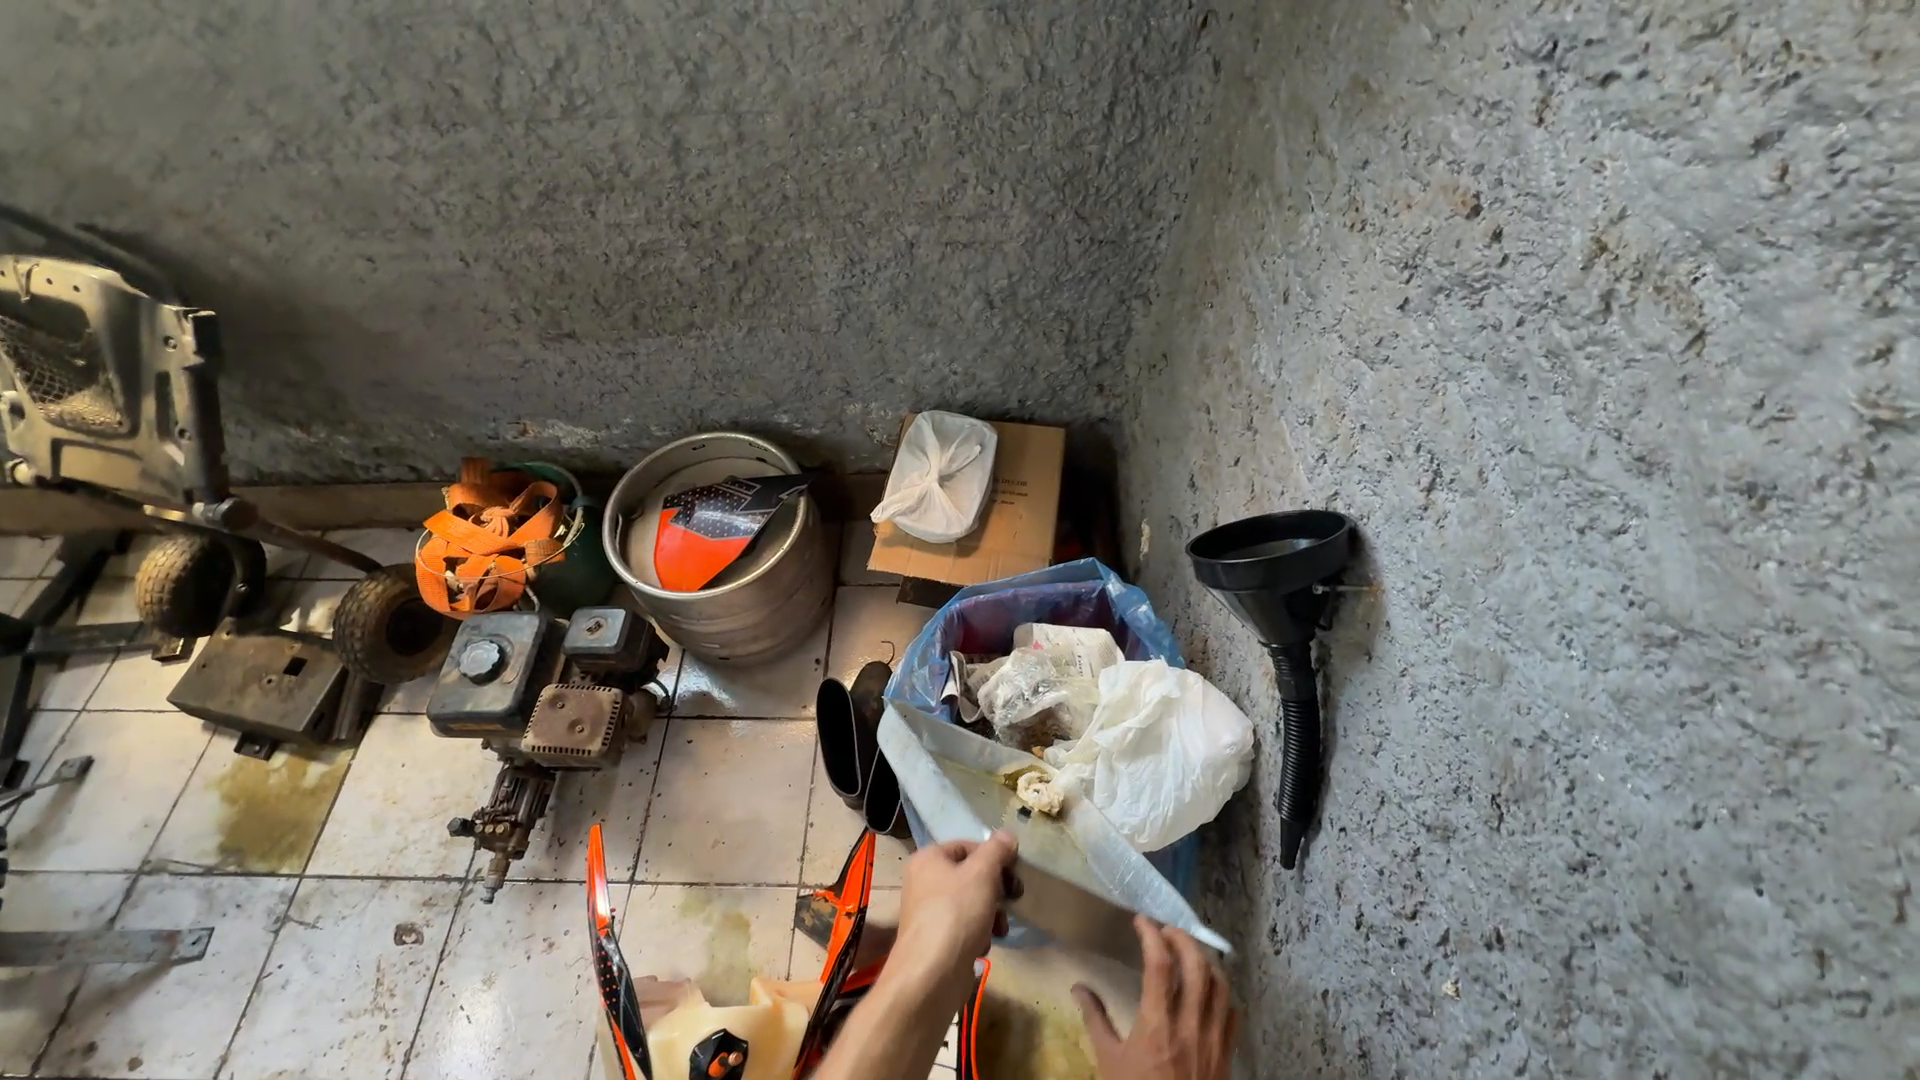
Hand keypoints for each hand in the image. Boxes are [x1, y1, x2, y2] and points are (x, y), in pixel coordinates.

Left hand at [888, 831, 1021, 1003]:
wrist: (931, 973)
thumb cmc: (956, 913)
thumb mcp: (982, 874)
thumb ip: (997, 851)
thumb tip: (1007, 835)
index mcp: (929, 858)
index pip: (967, 846)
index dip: (993, 856)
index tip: (1014, 872)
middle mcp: (924, 881)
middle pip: (970, 875)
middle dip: (995, 889)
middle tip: (1013, 898)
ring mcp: (929, 911)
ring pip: (971, 902)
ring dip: (991, 913)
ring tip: (999, 927)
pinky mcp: (937, 939)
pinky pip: (964, 926)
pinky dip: (978, 932)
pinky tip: (984, 944)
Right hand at [1074, 916, 1237, 1079]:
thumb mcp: (1109, 1062)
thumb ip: (1095, 1020)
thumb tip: (1078, 987)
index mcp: (1158, 1025)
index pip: (1160, 965)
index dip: (1152, 934)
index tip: (1141, 921)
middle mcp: (1190, 1026)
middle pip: (1198, 966)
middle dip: (1182, 939)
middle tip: (1166, 930)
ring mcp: (1214, 1040)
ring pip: (1221, 985)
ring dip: (1205, 960)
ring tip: (1188, 951)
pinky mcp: (1227, 1056)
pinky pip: (1233, 1013)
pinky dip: (1222, 992)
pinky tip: (1210, 989)